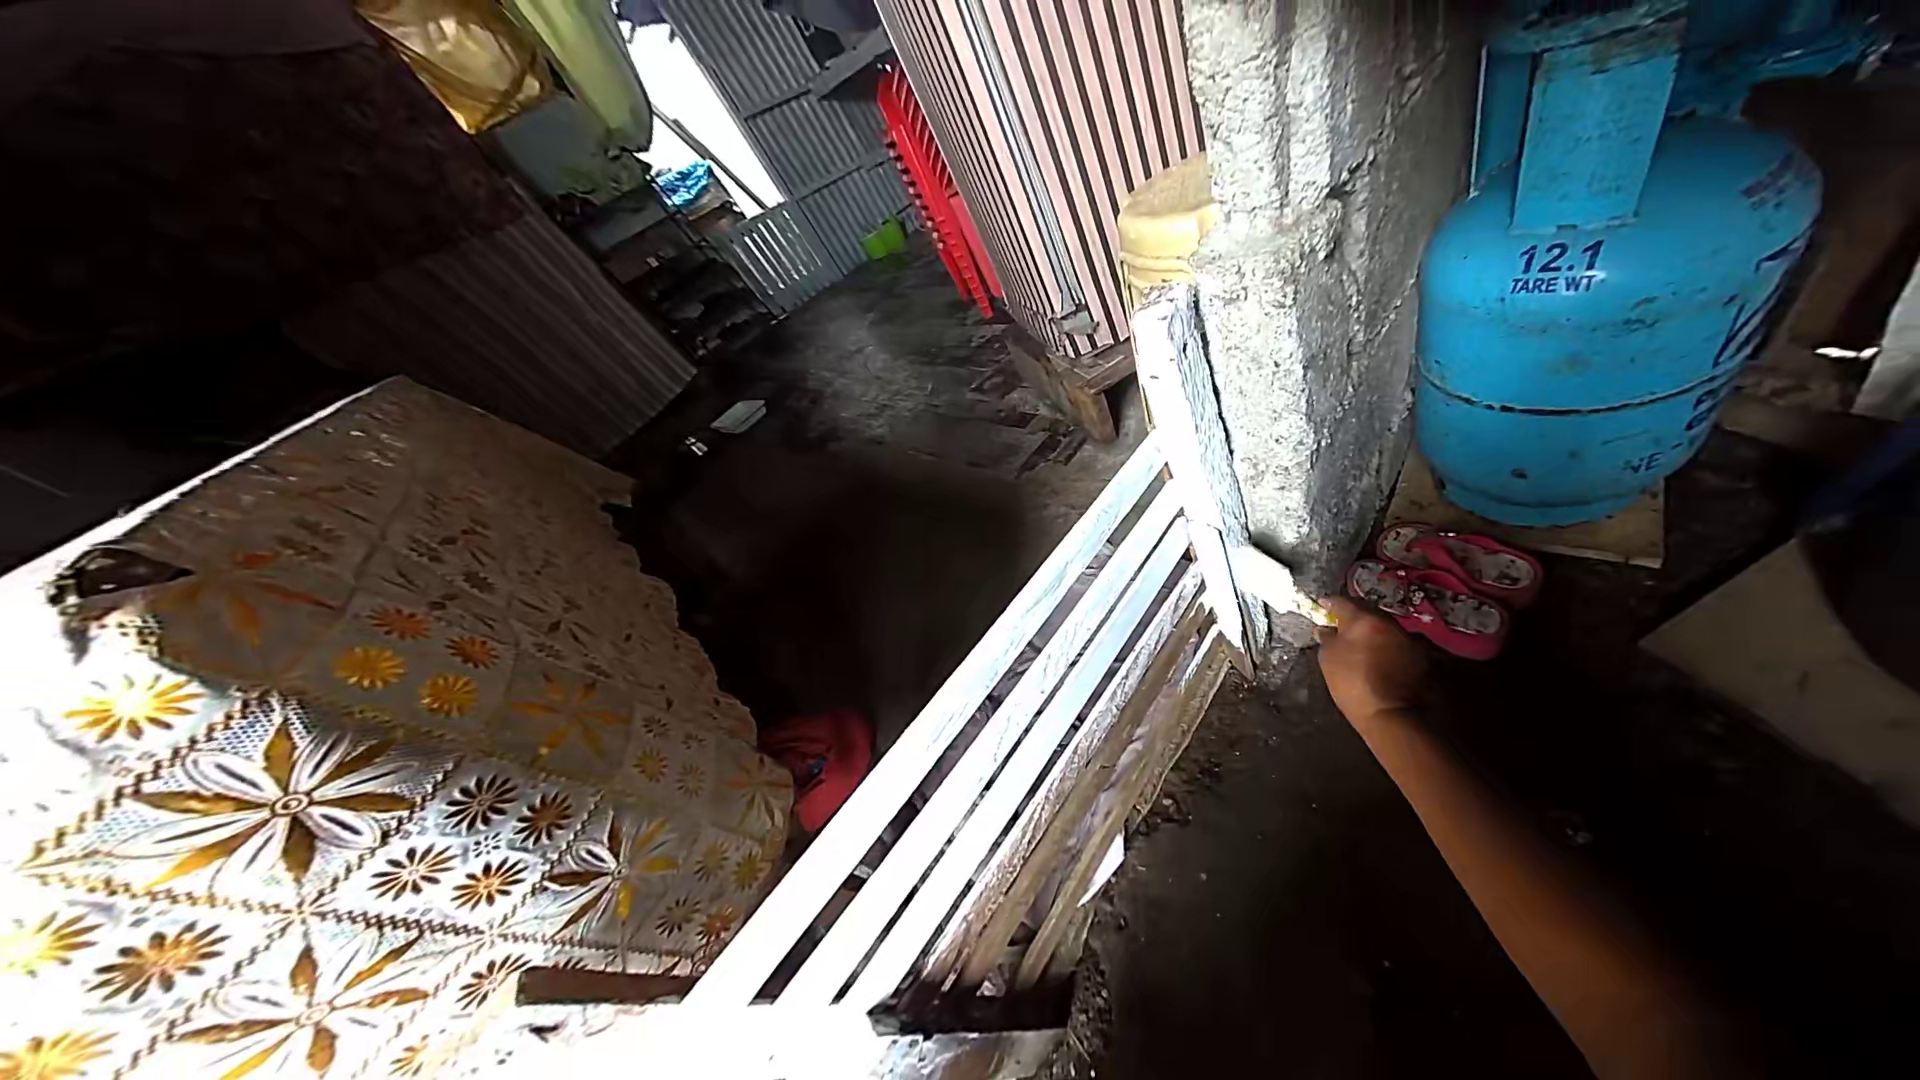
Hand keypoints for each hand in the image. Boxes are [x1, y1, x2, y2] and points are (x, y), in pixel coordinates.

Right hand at [1313, 596, 1427, 722]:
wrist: (1391, 714)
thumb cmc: (1351, 683)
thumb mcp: (1328, 659)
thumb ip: (1327, 638)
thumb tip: (1326, 629)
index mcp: (1364, 620)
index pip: (1343, 602)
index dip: (1329, 603)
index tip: (1322, 606)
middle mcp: (1389, 623)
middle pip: (1368, 611)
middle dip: (1354, 615)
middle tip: (1341, 623)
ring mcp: (1408, 639)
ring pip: (1384, 626)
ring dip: (1371, 629)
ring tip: (1360, 640)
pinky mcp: (1420, 656)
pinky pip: (1396, 641)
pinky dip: (1385, 643)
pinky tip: (1378, 656)